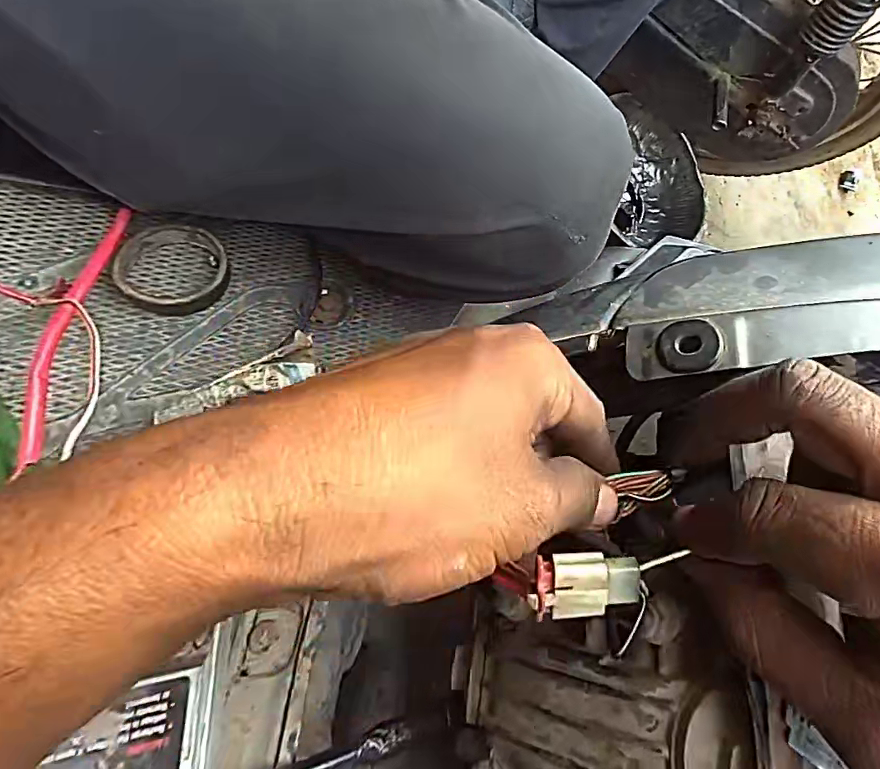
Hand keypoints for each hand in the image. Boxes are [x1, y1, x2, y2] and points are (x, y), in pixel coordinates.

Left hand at [212, 326, 619, 603]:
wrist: (277, 490)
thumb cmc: (405, 490)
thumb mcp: (522, 509)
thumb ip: (577, 497)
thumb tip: (595, 494)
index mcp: (522, 358)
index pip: (589, 415)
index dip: (602, 469)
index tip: (602, 504)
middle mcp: (470, 347)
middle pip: (531, 417)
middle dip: (541, 476)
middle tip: (542, 530)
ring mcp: (416, 365)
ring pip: (480, 427)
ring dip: (491, 476)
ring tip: (479, 532)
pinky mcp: (374, 391)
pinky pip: (433, 431)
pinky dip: (444, 470)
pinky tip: (427, 513)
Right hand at [663, 360, 879, 768]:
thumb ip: (771, 636)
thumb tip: (703, 565)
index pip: (778, 507)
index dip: (713, 520)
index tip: (684, 530)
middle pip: (808, 395)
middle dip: (727, 413)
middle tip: (687, 449)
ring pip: (843, 410)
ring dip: (784, 444)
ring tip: (770, 510)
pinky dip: (835, 464)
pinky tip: (838, 522)